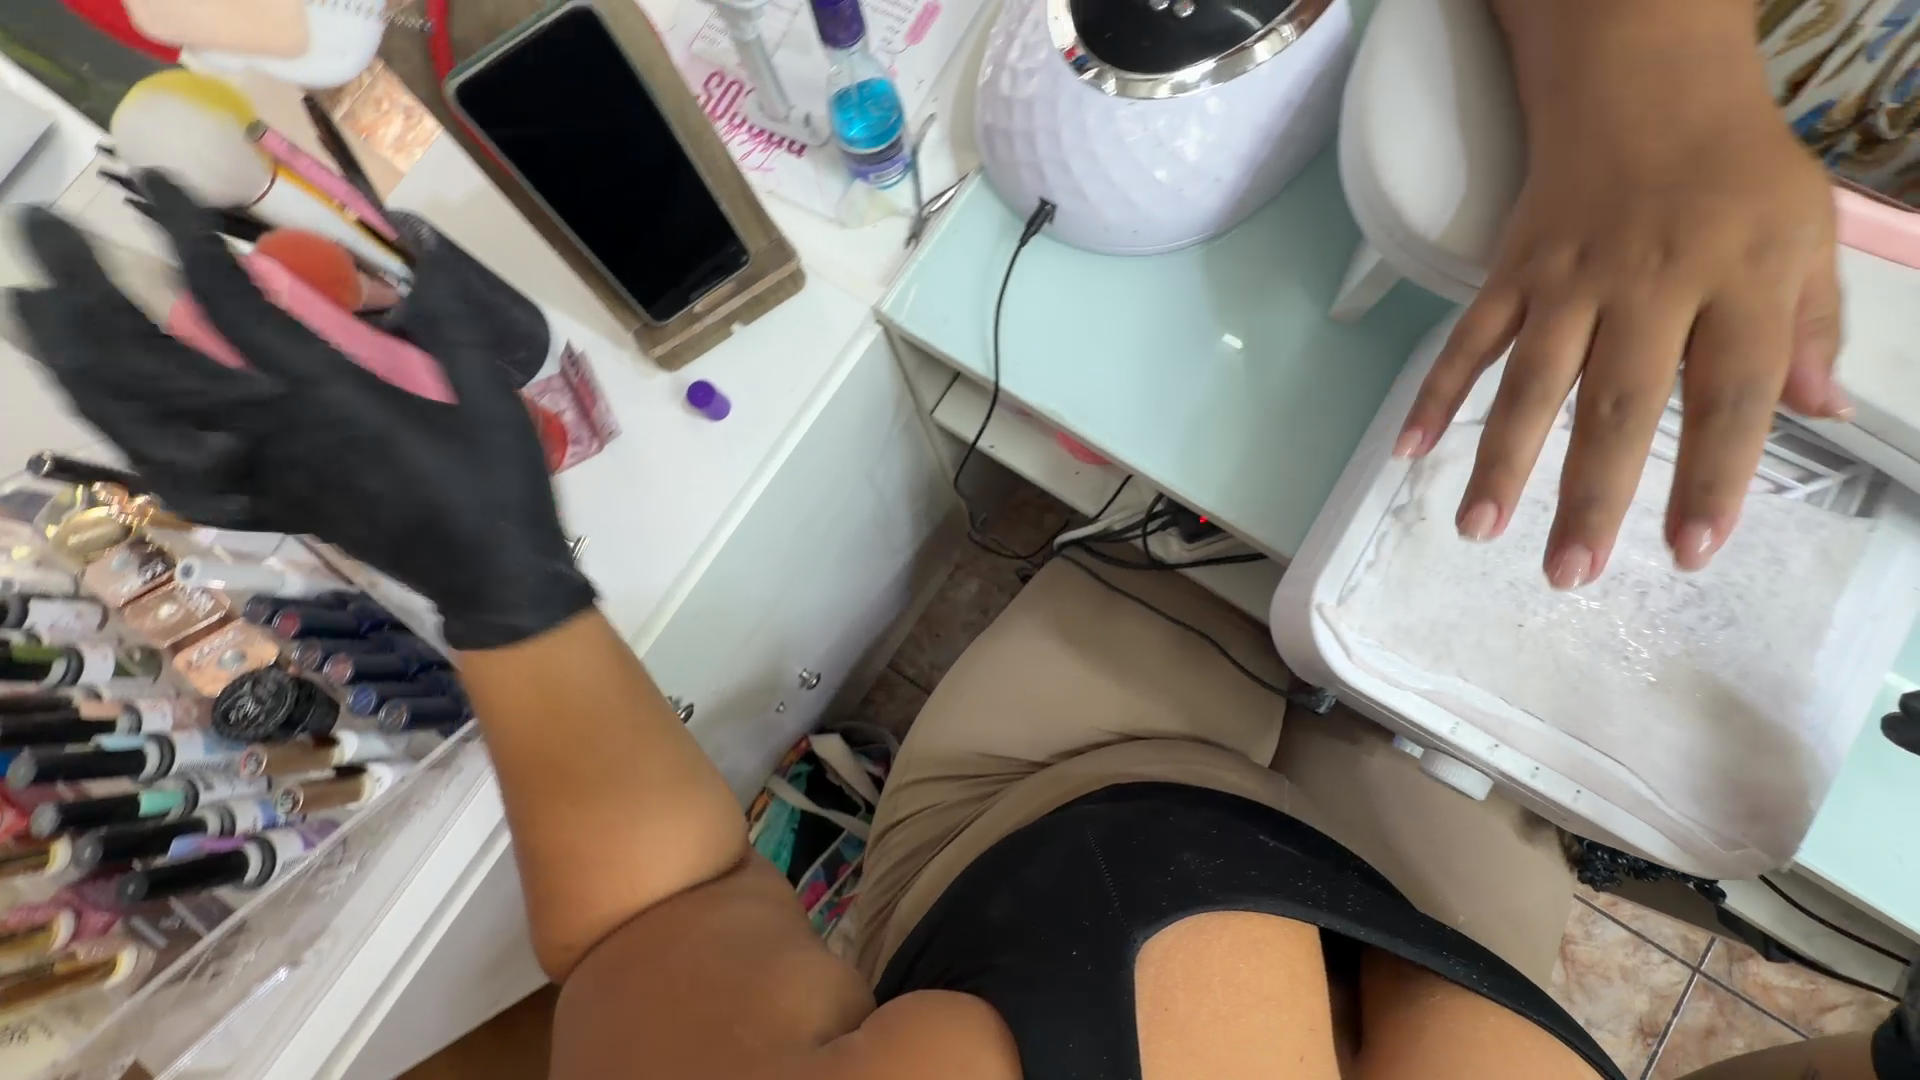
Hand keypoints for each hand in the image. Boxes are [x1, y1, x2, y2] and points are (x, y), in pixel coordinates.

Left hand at [9, 174, 594, 648]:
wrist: (493, 575)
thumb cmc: (498, 485)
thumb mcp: (491, 398)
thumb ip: (453, 319)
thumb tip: (424, 239)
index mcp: (331, 398)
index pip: (232, 305)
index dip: (184, 239)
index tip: (157, 187)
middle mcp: (273, 434)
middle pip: (143, 358)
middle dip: (79, 288)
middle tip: (43, 231)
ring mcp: (261, 478)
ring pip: (133, 418)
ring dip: (70, 360)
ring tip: (39, 310)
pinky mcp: (270, 511)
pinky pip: (171, 480)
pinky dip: (126, 445)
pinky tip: (109, 418)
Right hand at [1396, 3, 1841, 588]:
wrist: (1642, 92)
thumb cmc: (1733, 171)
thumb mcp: (1805, 235)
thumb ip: (1808, 327)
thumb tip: (1813, 415)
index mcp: (1737, 282)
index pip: (1728, 398)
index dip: (1711, 479)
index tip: (1687, 553)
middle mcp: (1646, 290)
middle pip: (1614, 409)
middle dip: (1590, 496)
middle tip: (1568, 572)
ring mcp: (1563, 285)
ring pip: (1528, 387)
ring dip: (1500, 462)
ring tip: (1479, 530)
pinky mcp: (1506, 278)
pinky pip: (1464, 345)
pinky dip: (1433, 397)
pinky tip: (1409, 450)